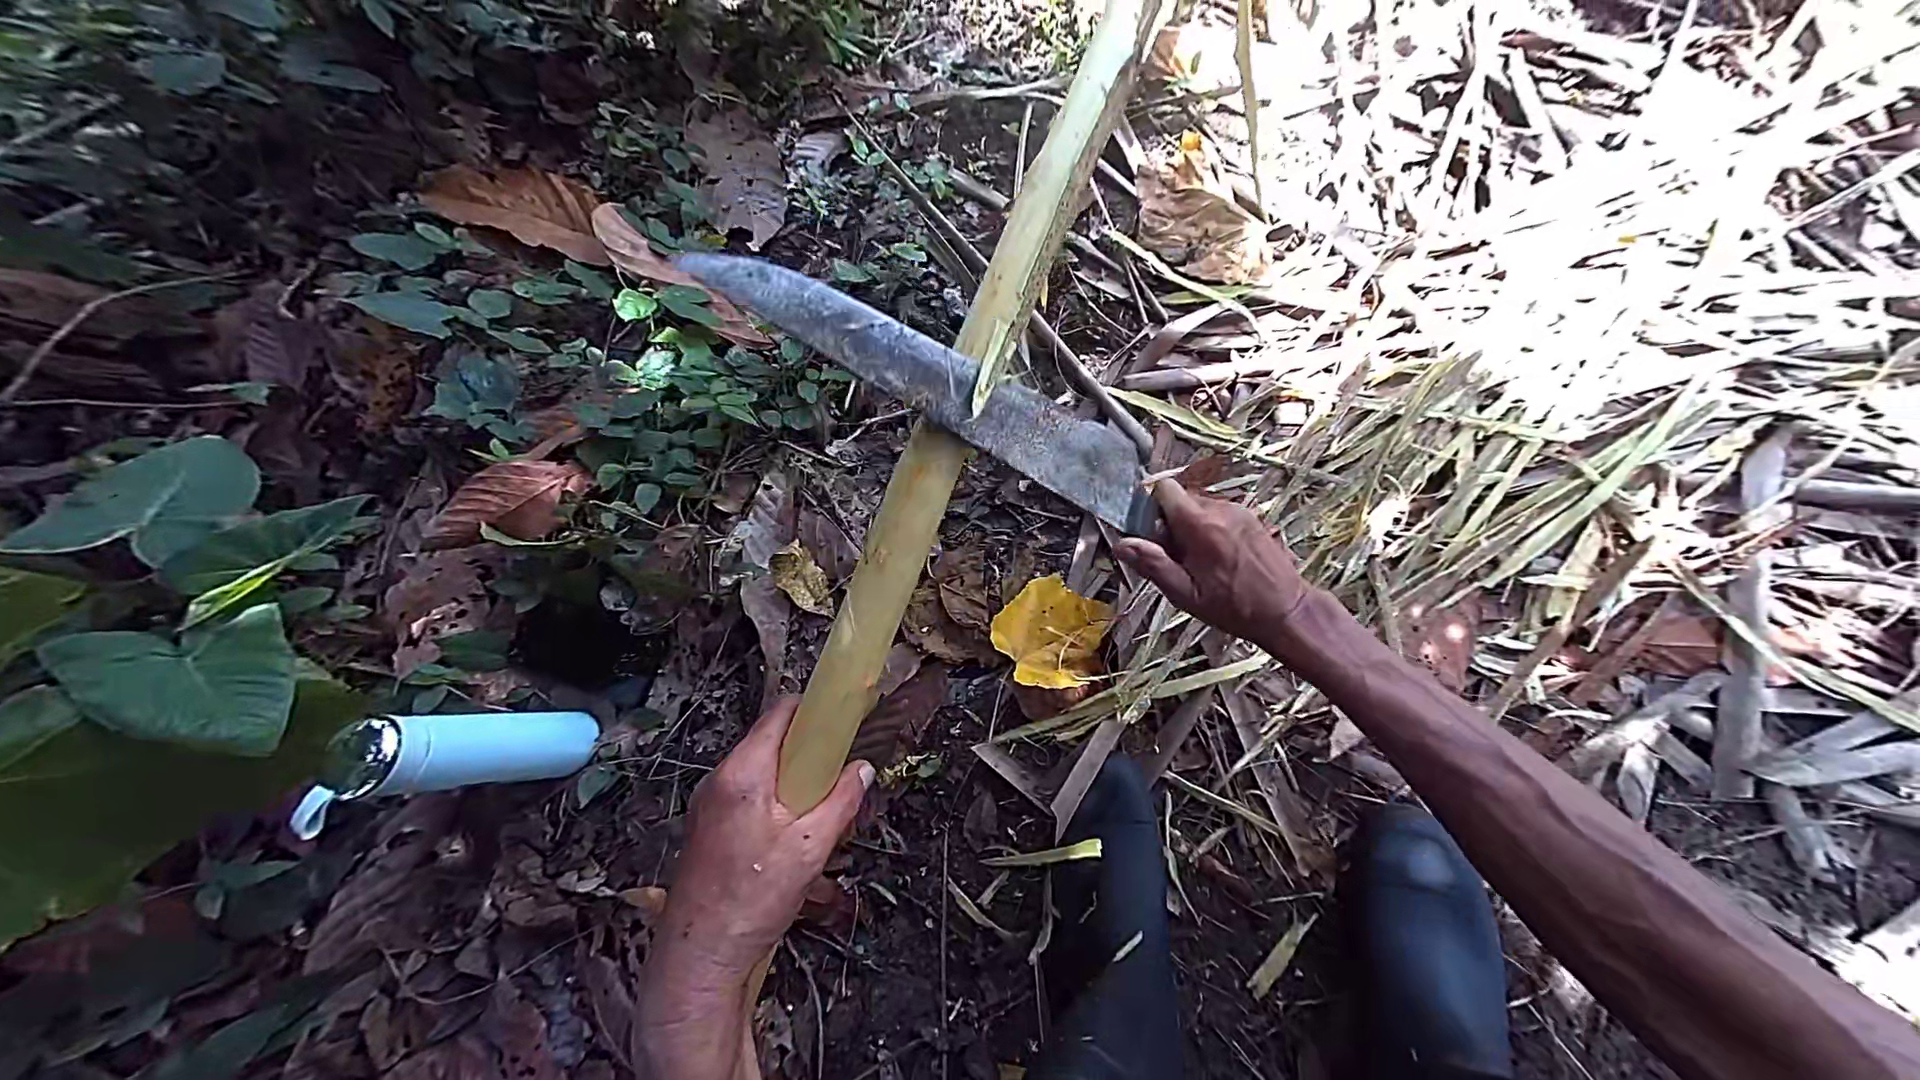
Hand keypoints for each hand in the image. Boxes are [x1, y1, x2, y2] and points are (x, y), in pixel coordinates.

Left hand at [638, 697, 872, 1079]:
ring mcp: (709, 801)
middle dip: (808, 753)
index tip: (842, 726)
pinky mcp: (707, 823)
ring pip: (762, 767)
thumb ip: (842, 801)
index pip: (781, 712)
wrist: (697, 959)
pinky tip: (791, 835)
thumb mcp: (811, 848)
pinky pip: (748, 792)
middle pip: (772, 739)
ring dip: (792, 779)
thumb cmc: (751, 901)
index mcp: (743, 771)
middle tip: (836, 779)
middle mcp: (720, 777)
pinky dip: (774, 799)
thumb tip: (863, 769)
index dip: (815, 712)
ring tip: (817, 813)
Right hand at [1114, 480, 1311, 653]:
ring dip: (1189, 526)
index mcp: (1201, 525)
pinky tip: (1217, 557)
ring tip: (1198, 560)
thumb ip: (1153, 565)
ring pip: (1198, 505)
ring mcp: (1239, 511)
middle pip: (1180, 498)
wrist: (1287, 611)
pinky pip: (1217, 512)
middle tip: (1176, 556)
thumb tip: (1122, 545)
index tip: (1151, 533)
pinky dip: (1209, 528)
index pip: (1164, 488)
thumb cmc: (1235, 608)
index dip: (1150, 507)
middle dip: (1169, 522)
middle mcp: (1221, 509)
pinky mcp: (1251, 517)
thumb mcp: (1185, 594)